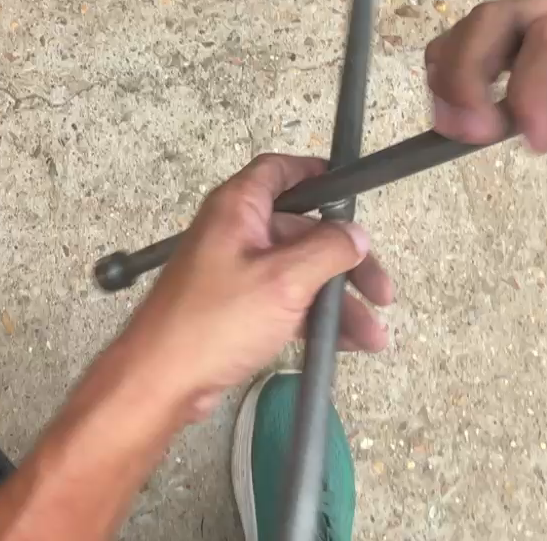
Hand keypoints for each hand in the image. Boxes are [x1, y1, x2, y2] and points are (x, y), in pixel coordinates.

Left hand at [114, 154, 394, 419]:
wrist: (166, 376)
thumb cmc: (214, 319)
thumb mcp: (282, 280)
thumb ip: (325, 251)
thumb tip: (356, 233)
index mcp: (237, 207)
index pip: (277, 171)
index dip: (313, 173)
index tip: (349, 188)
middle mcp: (235, 229)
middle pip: (300, 228)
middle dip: (344, 258)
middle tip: (381, 291)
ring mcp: (235, 267)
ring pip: (298, 269)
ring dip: (336, 298)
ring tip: (372, 335)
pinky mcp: (237, 303)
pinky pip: (285, 298)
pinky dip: (314, 316)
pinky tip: (345, 343)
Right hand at [424, 0, 546, 237]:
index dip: (531, 84)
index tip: (537, 144)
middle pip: (506, 16)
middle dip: (475, 75)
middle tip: (475, 134)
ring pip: (480, 23)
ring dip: (454, 75)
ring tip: (461, 129)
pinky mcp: (525, 46)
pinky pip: (467, 38)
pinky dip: (448, 73)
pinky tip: (458, 113)